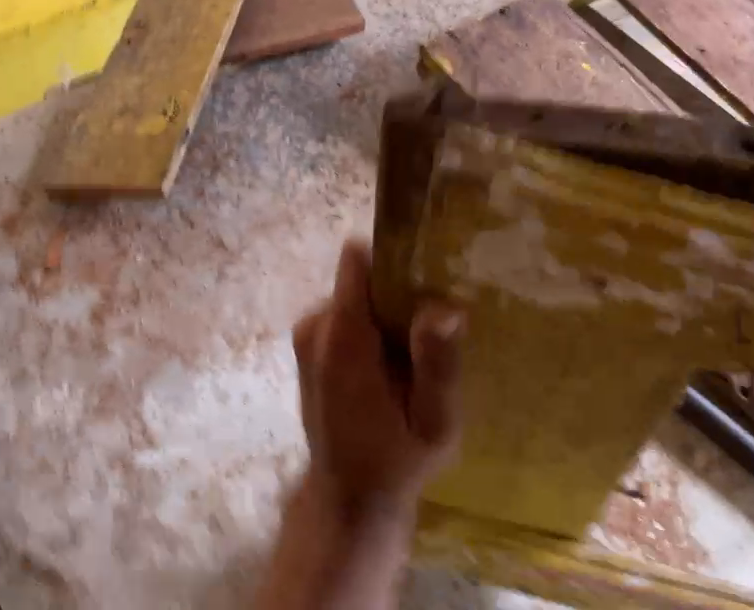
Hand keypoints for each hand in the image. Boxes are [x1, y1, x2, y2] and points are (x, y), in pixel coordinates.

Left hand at [290, 239, 464, 521]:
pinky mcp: (308, 345)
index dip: (393, 256)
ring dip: (387, 315)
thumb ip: (437, 363)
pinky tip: (393, 365)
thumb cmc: (396, 460)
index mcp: (342, 337)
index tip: (427, 267)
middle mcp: (315, 326)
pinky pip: (346, 314)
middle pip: (363, 280)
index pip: (357, 262)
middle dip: (399, 294)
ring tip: (414, 355)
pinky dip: (371, 328)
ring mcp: (307, 335)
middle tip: (432, 329)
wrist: (348, 498)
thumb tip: (446, 306)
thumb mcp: (433, 422)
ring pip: (357, 298)